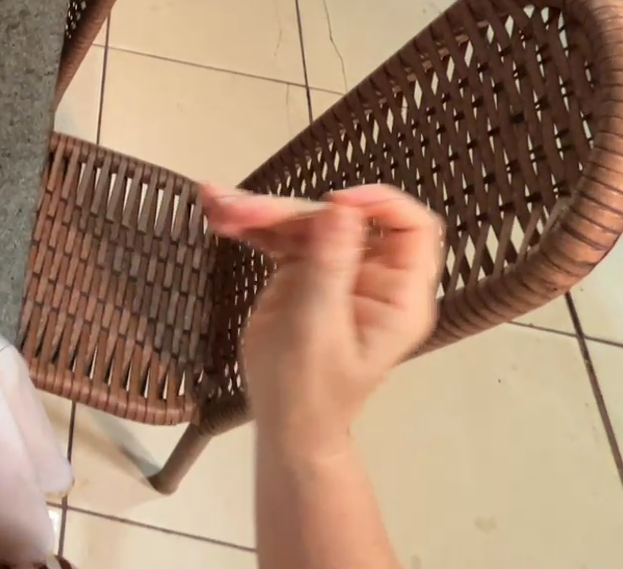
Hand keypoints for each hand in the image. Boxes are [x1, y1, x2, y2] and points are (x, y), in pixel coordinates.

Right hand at [200, 183, 441, 462]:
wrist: (283, 420)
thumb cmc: (310, 386)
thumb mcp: (318, 326)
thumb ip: (329, 265)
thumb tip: (341, 208)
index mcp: (396, 293)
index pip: (409, 229)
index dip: (379, 204)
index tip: (334, 201)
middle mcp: (368, 274)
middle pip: (334, 221)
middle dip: (284, 210)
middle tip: (236, 210)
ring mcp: (333, 271)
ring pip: (300, 223)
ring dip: (255, 211)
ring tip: (213, 201)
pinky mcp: (299, 272)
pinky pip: (277, 237)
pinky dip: (248, 225)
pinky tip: (218, 213)